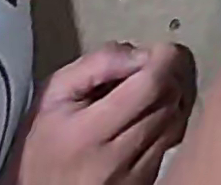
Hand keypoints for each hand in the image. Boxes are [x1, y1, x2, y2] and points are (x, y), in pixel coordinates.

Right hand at [12, 42, 195, 184]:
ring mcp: (132, 181)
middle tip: (153, 67)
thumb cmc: (44, 142)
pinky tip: (150, 117)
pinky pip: (172, 144)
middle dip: (170, 74)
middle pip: (169, 100)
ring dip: (172, 97)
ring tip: (150, 91)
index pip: (150, 85)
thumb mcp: (56, 93)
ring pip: (176, 121)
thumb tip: (141, 53)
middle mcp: (114, 162)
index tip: (160, 49)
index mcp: (89, 134)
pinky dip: (169, 122)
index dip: (165, 58)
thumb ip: (99, 63)